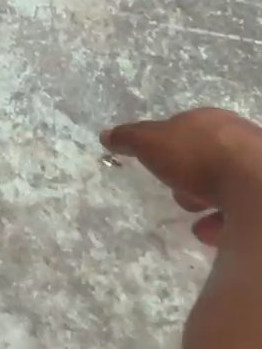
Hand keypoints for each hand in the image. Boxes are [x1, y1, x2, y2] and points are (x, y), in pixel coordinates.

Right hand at [103, 108, 261, 248]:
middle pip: (208, 159)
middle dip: (189, 178)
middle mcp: (243, 140)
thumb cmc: (196, 156)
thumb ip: (125, 137)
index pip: (183, 130)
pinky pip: (248, 209)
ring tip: (194, 217)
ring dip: (208, 201)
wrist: (259, 192)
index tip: (154, 164)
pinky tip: (213, 232)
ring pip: (231, 186)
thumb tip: (107, 136)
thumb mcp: (144, 141)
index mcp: (212, 121)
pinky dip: (229, 221)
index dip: (165, 147)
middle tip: (176, 192)